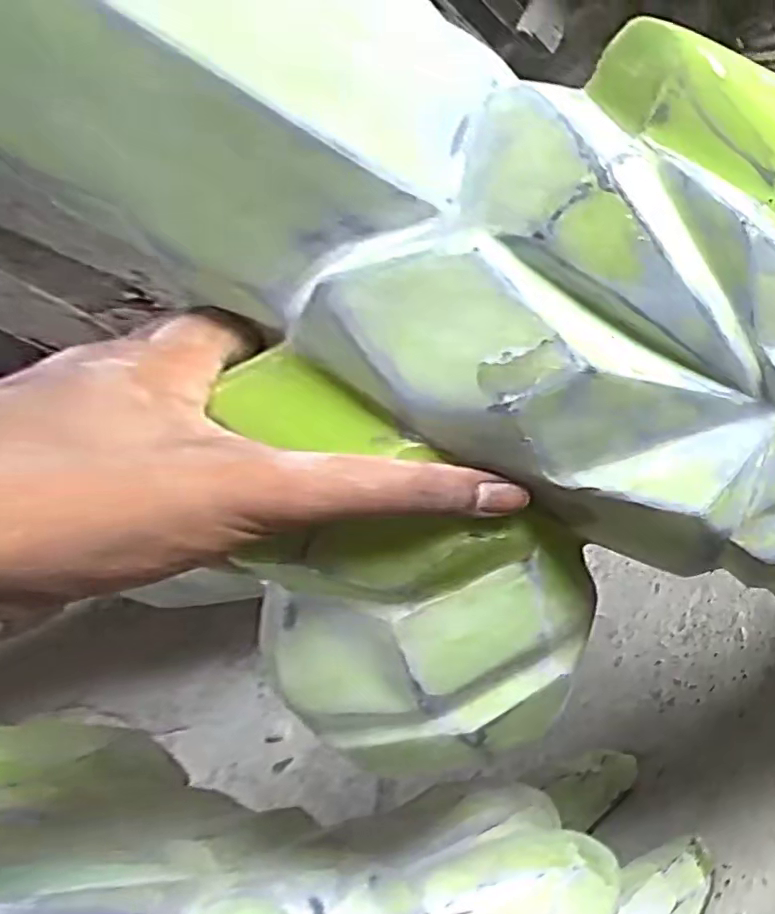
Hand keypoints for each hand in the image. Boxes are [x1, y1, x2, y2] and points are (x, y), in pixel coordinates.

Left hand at [0, 312, 528, 604]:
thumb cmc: (88, 500)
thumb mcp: (258, 486)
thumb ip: (381, 488)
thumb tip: (502, 492)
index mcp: (147, 363)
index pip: (232, 327)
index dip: (300, 345)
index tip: (365, 373)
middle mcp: (112, 392)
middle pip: (223, 385)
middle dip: (292, 408)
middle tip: (369, 434)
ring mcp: (83, 447)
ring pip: (198, 438)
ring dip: (258, 457)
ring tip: (332, 481)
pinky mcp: (73, 500)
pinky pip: (174, 485)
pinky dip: (221, 500)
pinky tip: (260, 526)